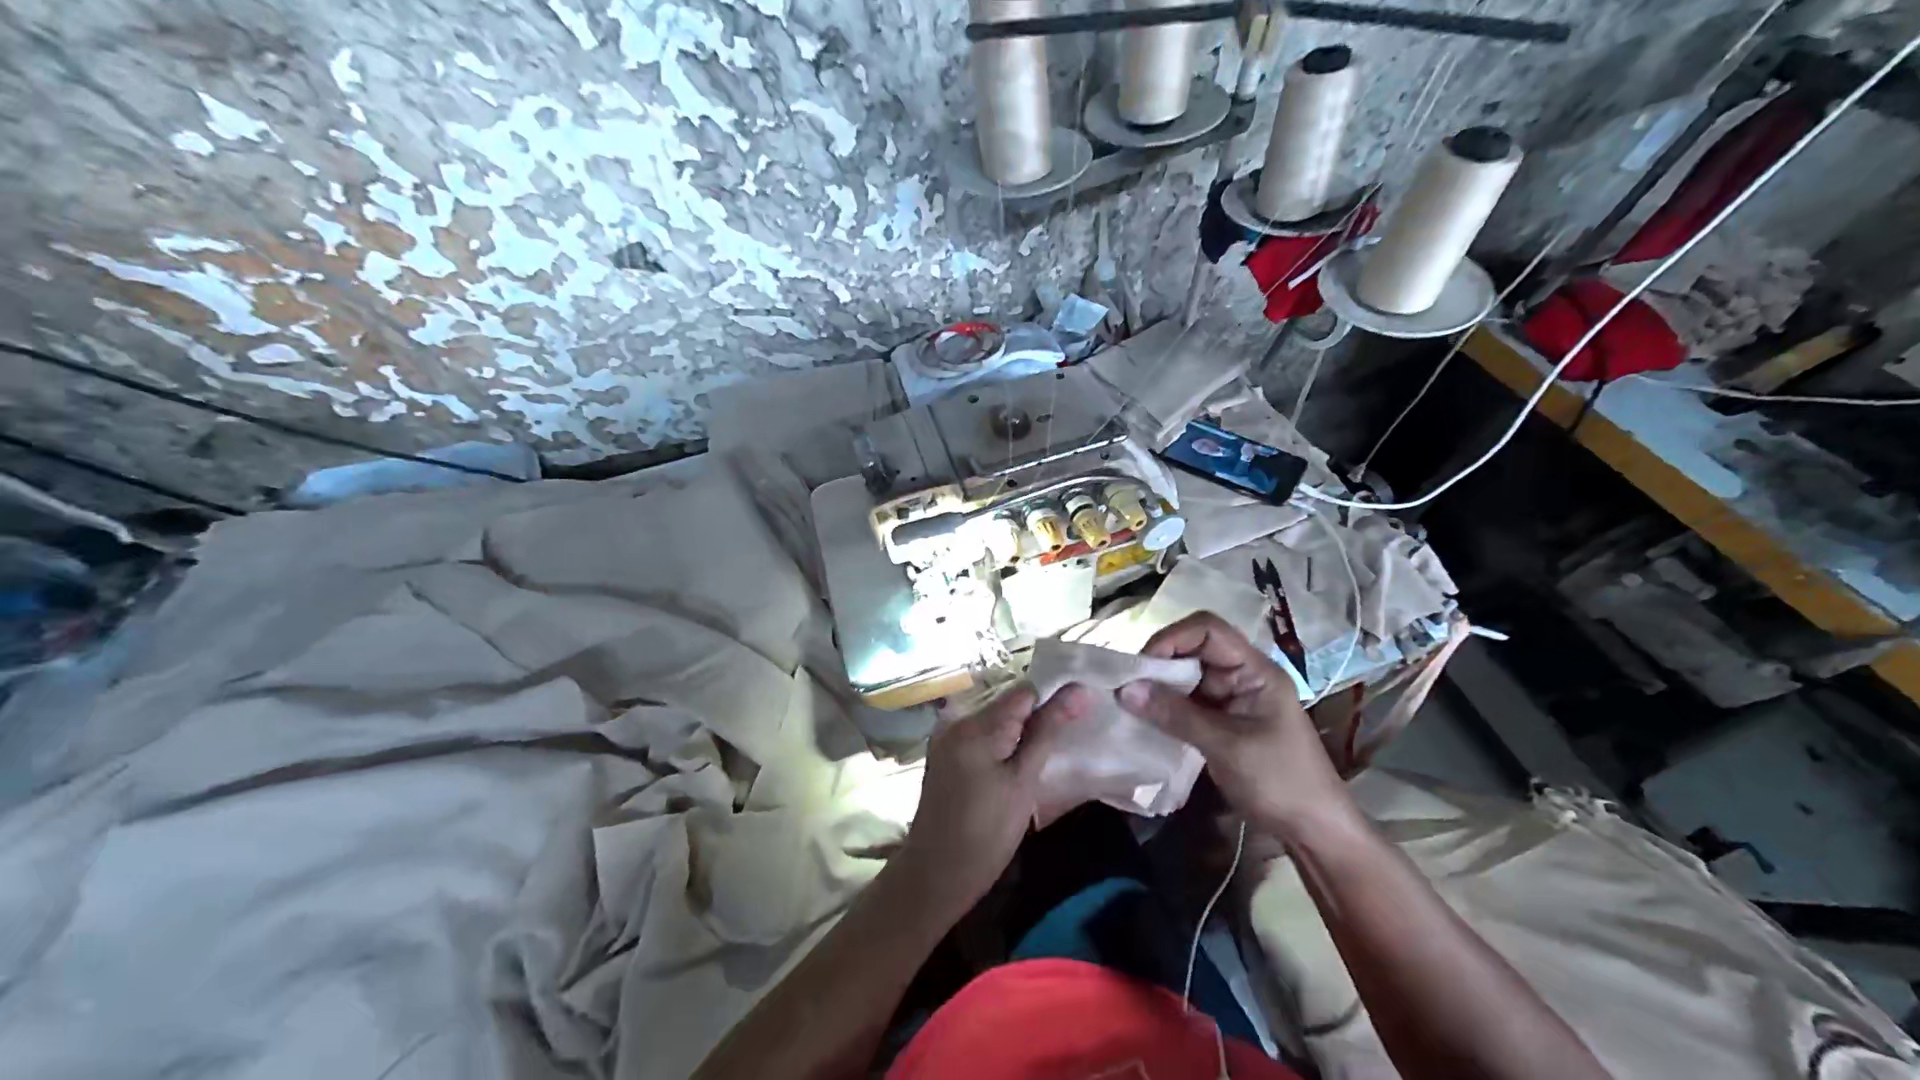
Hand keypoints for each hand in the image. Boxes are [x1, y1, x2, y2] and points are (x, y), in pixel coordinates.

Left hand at [892, 682, 1092, 911]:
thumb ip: (1048, 732)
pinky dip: (1005, 742)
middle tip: (1077, 726)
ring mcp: (948, 737)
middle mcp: (957, 721)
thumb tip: (1078, 691)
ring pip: (997, 719)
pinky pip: (983, 736)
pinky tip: (1023, 758)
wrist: (935, 875)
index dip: (1056, 695)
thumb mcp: (1024, 782)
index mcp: (975, 724)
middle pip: (1009, 703)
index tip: (1086, 706)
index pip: (1025, 691)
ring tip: (1057, 741)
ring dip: (1024, 728)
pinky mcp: (947, 755)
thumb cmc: (986, 833)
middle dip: (1041, 712)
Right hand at [1119, 612, 1353, 837]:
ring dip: (1159, 687)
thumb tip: (1125, 690)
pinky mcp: (1220, 723)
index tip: (1143, 666)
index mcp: (1255, 671)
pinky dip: (1165, 708)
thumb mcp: (1226, 746)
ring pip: (1186, 677)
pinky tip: (1145, 720)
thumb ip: (1176, 715)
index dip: (1172, 638)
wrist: (1313, 829)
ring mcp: (1230, 700)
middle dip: (1159, 663)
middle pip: (1193, 650)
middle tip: (1127, 687)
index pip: (1208, 630)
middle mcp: (1241, 677)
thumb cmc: (1280, 781)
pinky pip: (1186, 703)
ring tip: (1129, 704)